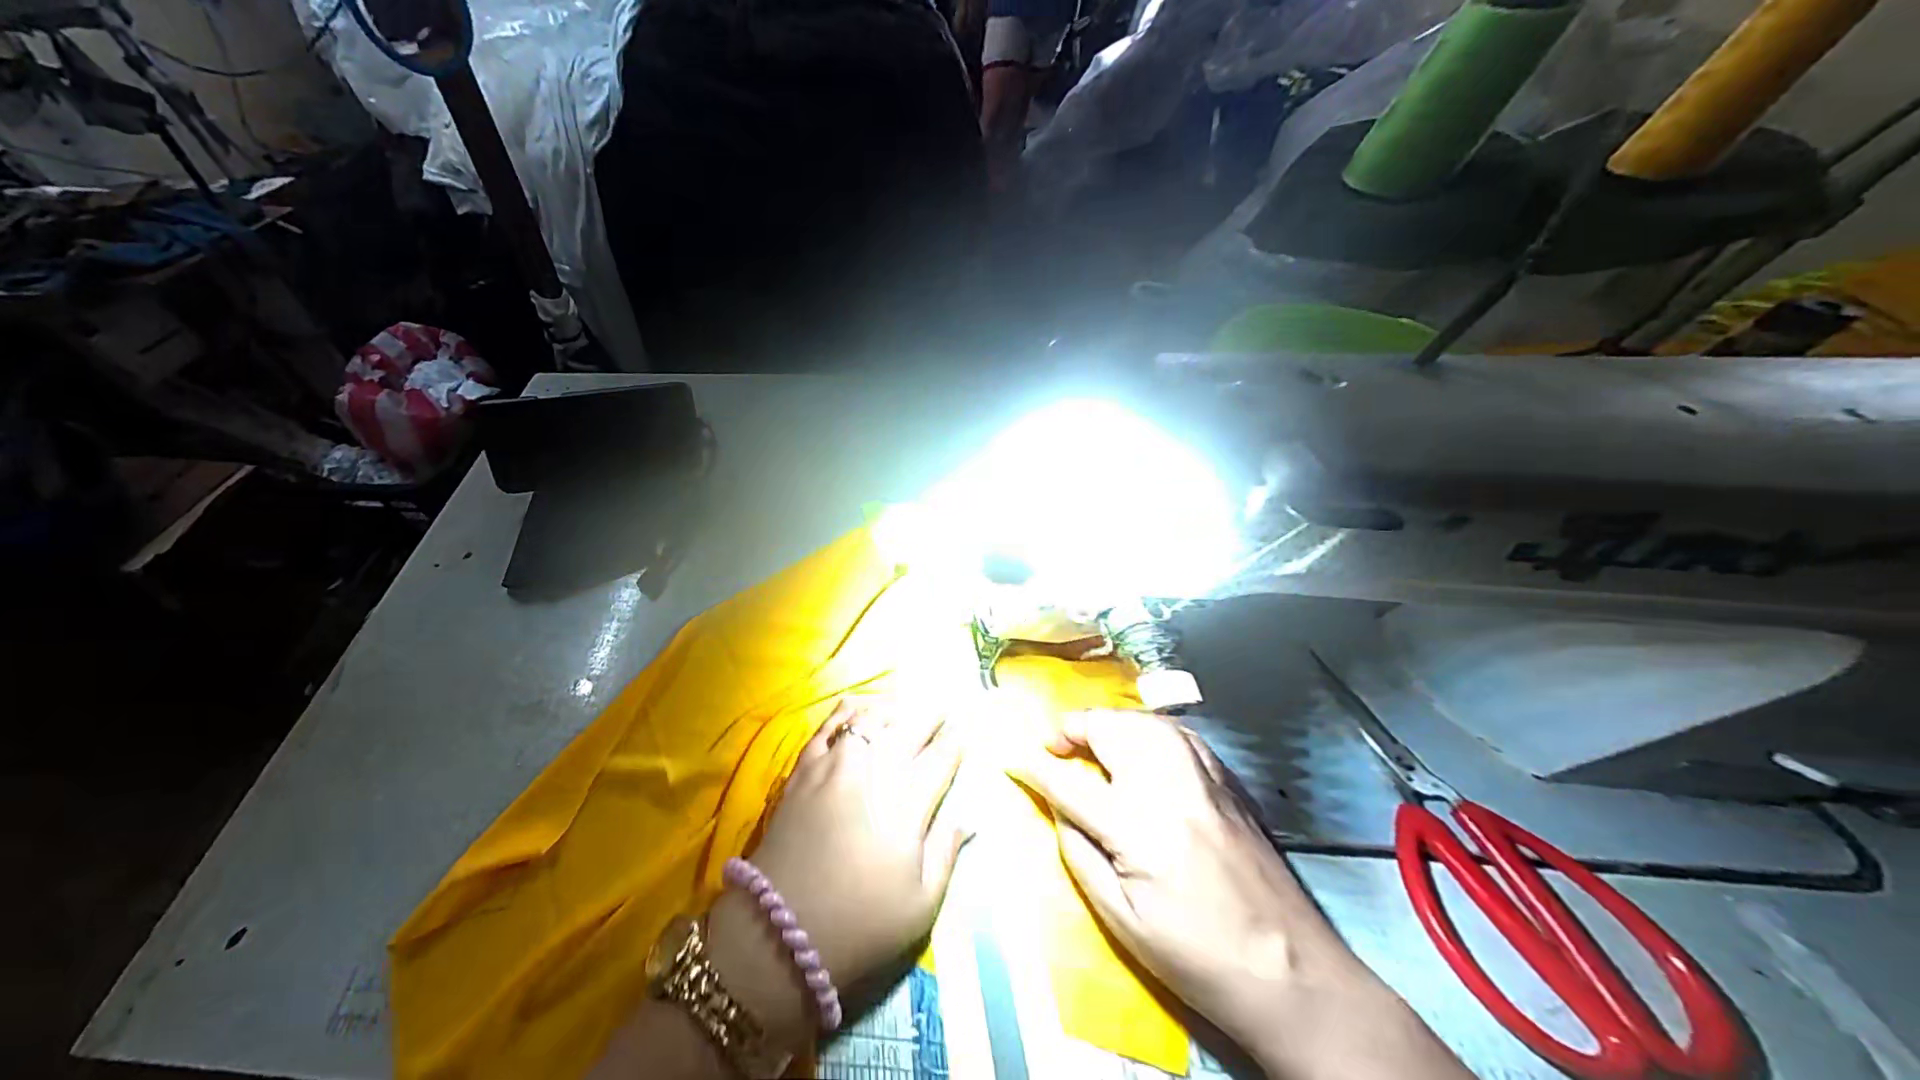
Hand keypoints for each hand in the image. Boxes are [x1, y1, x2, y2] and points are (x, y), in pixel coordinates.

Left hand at [706, 699, 967, 1051]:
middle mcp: (870, 777)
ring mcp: (831, 772)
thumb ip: (945, 854)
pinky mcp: (800, 776)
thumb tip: (966, 819)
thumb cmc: (859, 926)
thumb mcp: (920, 906)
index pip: (937, 763)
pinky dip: (842, 714)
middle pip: (903, 733)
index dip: (952, 743)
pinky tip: (851, 705)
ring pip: (864, 724)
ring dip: (888, 711)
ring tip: (901, 706)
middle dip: (926, 718)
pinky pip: (824, 731)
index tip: (962, 729)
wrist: (776, 935)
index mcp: (904, 808)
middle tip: (939, 709)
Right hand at [1007, 709, 1467, 1079]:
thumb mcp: (1121, 919)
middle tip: (1054, 746)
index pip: (1070, 782)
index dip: (1034, 767)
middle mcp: (1171, 787)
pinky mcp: (1229, 782)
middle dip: (1073, 729)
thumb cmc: (1197, 958)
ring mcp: (1205, 779)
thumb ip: (1081, 854)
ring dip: (1111, 724)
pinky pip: (1180, 734)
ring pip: (1146, 722)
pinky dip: (1149, 729)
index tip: (1011, 758)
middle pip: (1112, 730)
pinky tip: (1140, 747)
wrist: (1290, 972)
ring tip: (1091, 742)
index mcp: (1138, 828)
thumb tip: (1059, 809)